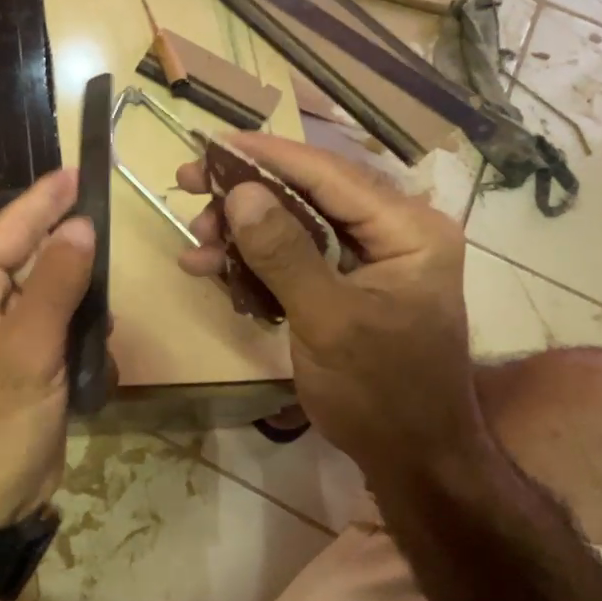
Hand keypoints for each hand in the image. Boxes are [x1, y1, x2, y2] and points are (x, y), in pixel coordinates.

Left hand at [0, 169, 96, 526]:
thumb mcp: (26, 350)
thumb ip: (54, 284)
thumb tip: (80, 226)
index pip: (6, 231)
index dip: (43, 200)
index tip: (77, 171)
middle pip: (29, 256)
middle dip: (67, 249)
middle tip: (106, 225)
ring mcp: (2, 332)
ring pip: (50, 289)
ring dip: (79, 298)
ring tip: (102, 305)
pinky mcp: (25, 358)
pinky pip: (58, 325)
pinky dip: (80, 333)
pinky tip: (95, 352)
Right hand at [176, 135, 484, 482]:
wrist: (412, 458)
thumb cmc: (381, 392)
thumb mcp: (329, 321)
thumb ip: (285, 253)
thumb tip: (242, 193)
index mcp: (409, 230)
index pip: (331, 174)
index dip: (268, 155)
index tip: (212, 142)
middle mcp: (393, 231)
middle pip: (308, 190)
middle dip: (245, 192)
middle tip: (189, 183)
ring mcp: (369, 257)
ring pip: (293, 220)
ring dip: (240, 230)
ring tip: (196, 244)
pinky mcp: (345, 282)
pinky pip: (292, 254)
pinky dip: (252, 260)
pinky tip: (211, 269)